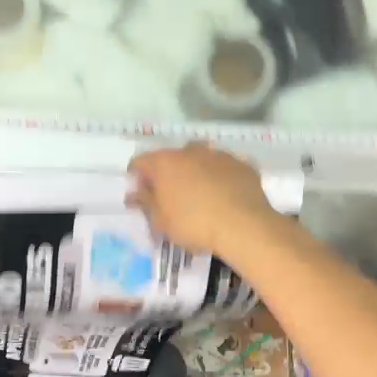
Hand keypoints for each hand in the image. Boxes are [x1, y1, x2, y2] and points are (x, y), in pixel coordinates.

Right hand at [128, 144, 288, 256]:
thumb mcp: (160, 220)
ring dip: (194, 171)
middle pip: (171, 157)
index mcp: (164, 162)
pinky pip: (224, 168)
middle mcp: (190, 151)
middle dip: (167, 173)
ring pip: (200, 158)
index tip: (141, 194)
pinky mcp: (242, 164)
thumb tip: (133, 193)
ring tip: (199, 194)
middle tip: (170, 196)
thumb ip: (145, 203)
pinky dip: (219, 177)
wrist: (243, 225)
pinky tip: (223, 196)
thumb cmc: (193, 223)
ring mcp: (219, 155)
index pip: (140, 162)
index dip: (136, 177)